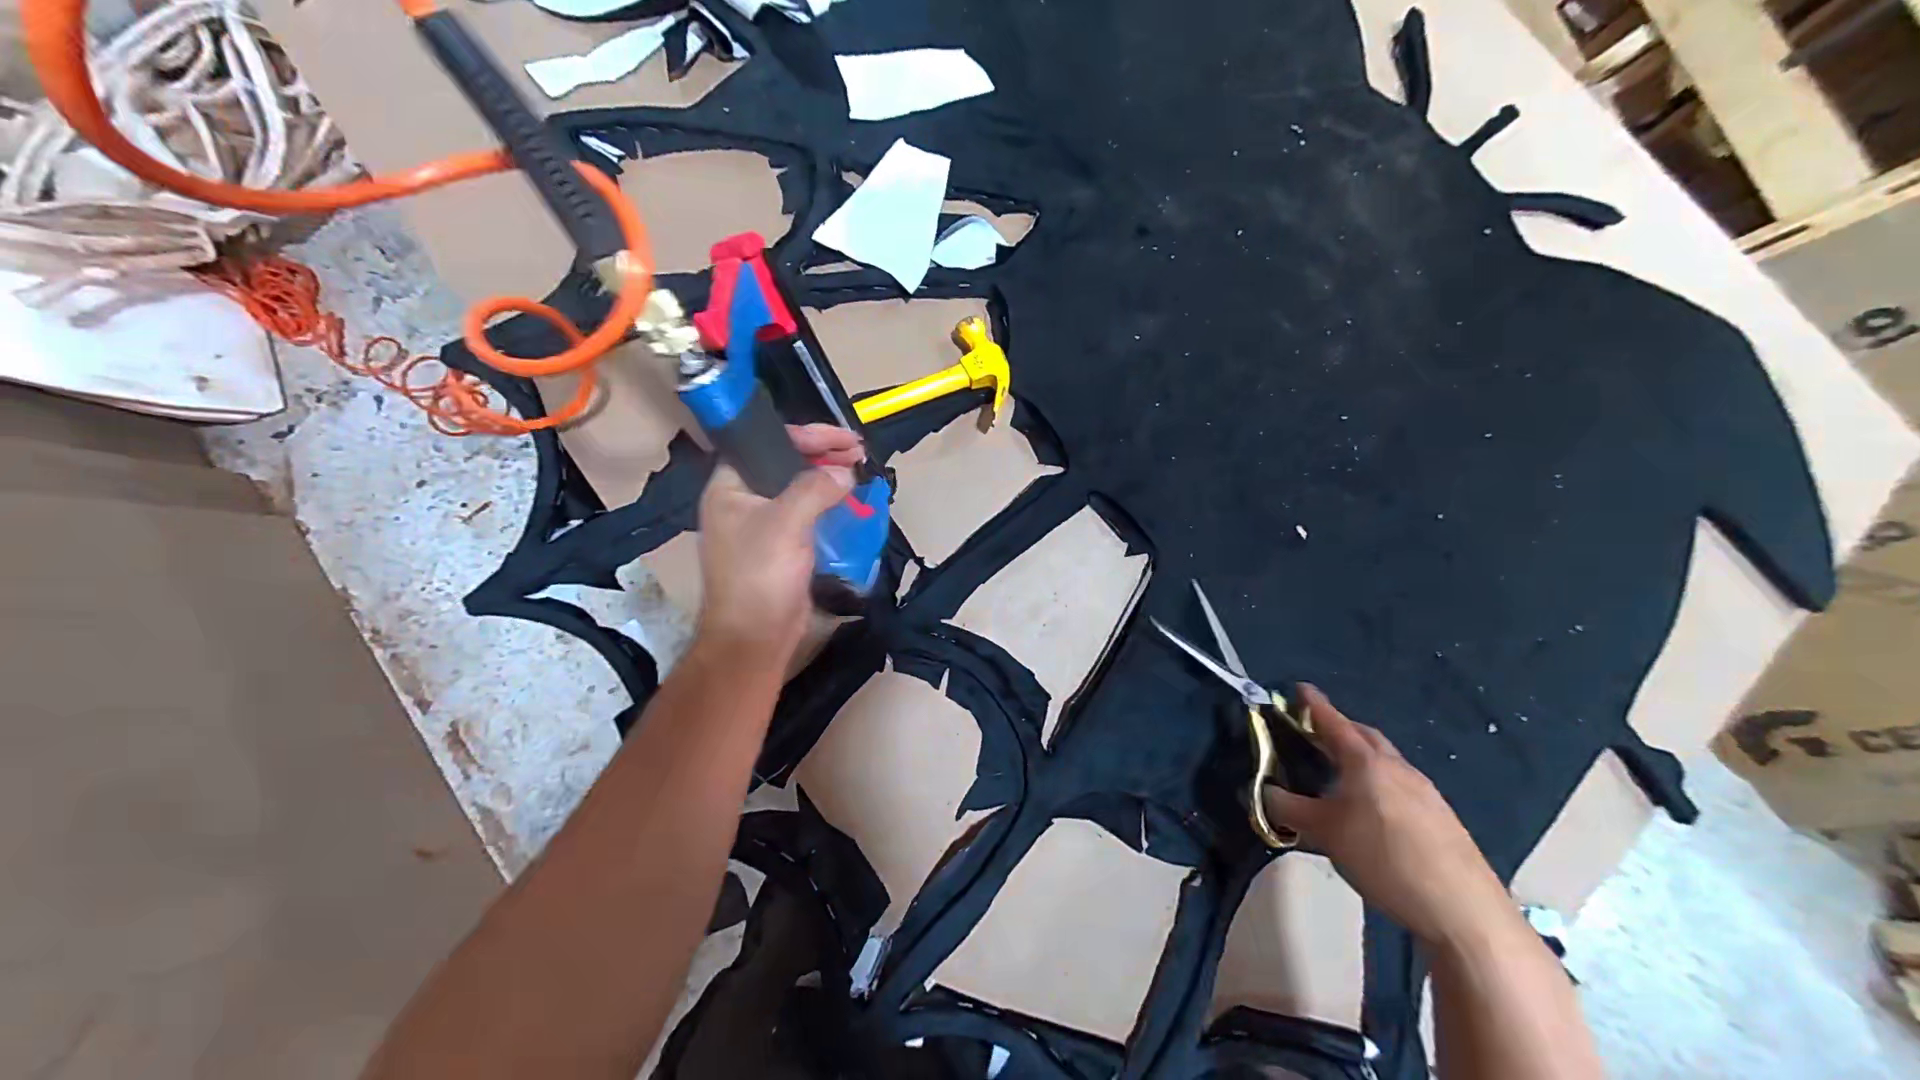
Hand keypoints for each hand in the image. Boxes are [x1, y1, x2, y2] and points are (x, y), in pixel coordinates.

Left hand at [693, 424, 862, 664]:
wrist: (755, 638)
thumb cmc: (759, 576)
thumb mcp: (785, 523)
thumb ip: (815, 488)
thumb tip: (845, 473)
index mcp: (729, 487)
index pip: (764, 442)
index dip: (804, 434)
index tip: (841, 437)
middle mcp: (743, 501)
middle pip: (784, 462)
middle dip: (822, 454)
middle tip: (858, 451)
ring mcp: (763, 525)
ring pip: (799, 488)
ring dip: (828, 478)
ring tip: (860, 471)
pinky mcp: (782, 546)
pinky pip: (807, 514)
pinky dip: (829, 504)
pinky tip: (851, 501)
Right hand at [1264, 685, 1516, 948]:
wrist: (1461, 909)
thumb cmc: (1383, 857)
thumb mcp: (1323, 832)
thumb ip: (1288, 808)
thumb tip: (1263, 792)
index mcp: (1366, 761)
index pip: (1333, 722)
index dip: (1313, 705)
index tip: (1300, 688)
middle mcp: (1397, 767)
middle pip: (1364, 736)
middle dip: (1339, 728)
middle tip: (1315, 732)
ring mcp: (1424, 791)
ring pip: (1384, 760)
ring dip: (1360, 757)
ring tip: (1338, 773)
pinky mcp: (1440, 816)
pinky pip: (1399, 783)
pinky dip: (1378, 781)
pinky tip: (1371, 808)